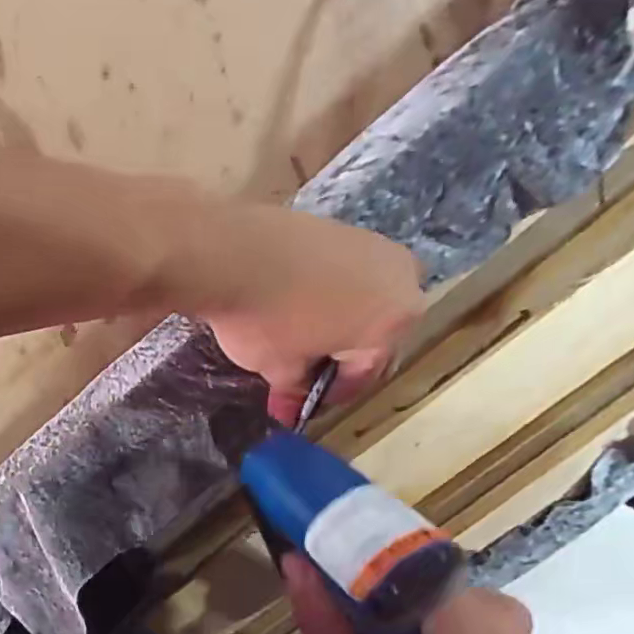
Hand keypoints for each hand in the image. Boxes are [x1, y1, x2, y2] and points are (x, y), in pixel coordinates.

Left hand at [183, 202, 423, 424]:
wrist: (231, 251)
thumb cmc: (267, 319)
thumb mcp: (281, 367)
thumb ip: (296, 388)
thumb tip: (291, 408)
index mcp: (394, 323)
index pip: (366, 372)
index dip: (332, 392)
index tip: (307, 400)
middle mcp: (401, 280)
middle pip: (373, 331)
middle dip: (341, 352)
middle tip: (306, 367)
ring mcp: (376, 245)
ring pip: (363, 298)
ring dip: (337, 318)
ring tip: (300, 333)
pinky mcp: (345, 225)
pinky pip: (344, 271)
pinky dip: (327, 289)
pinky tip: (297, 299)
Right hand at [282, 554, 531, 633]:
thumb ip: (320, 621)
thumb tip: (293, 560)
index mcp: (464, 614)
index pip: (401, 555)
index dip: (361, 559)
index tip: (332, 573)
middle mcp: (496, 602)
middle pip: (418, 567)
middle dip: (381, 584)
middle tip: (351, 610)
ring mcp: (510, 614)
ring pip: (435, 581)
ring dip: (404, 596)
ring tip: (377, 627)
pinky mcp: (512, 627)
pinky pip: (456, 597)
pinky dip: (427, 609)